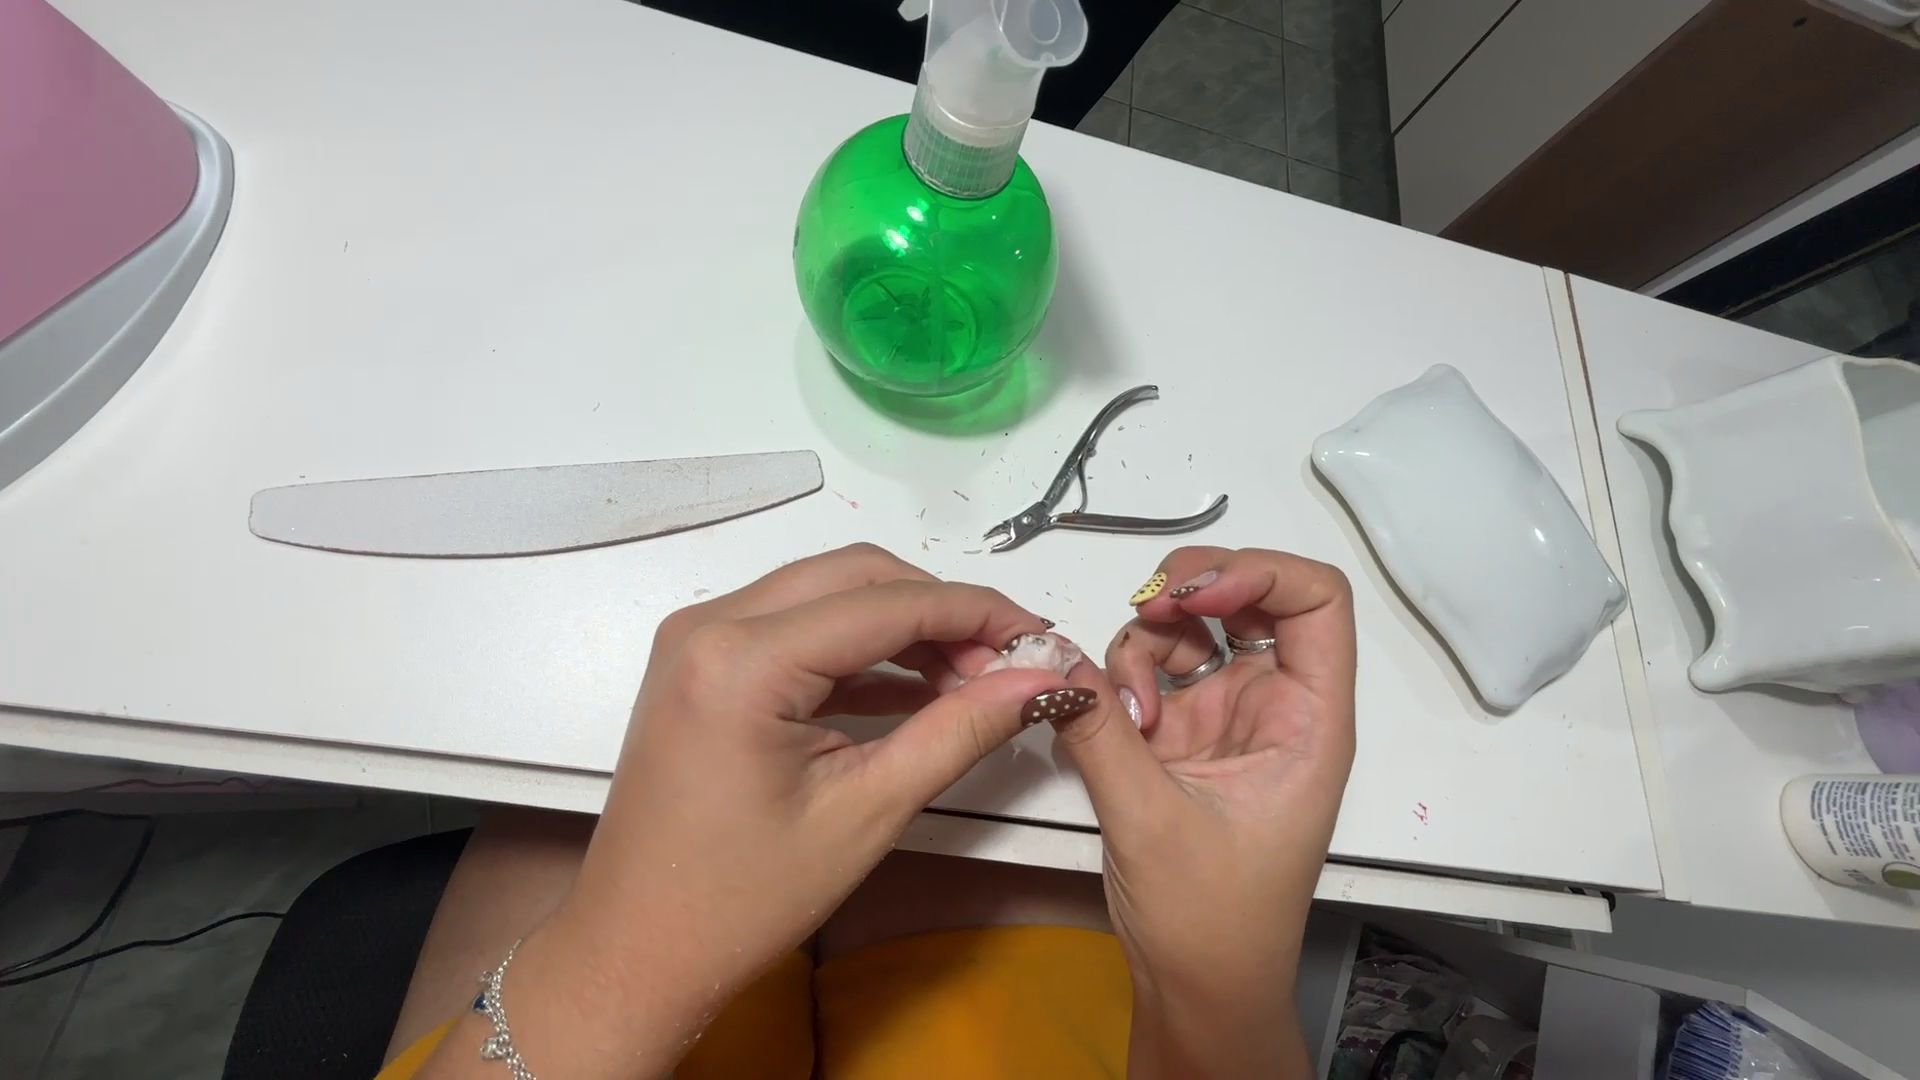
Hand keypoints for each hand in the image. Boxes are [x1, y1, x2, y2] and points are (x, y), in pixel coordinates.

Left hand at [478, 544, 1093, 1079]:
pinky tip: (914, 684)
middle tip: (1001, 661)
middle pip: (859, 575)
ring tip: (967, 676)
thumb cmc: (744, 898)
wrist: (635, 949)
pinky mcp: (706, 656)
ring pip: (831, 591)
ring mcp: (701, 634)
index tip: (1036, 637)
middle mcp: (713, 623)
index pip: (887, 603)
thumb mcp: (868, 811)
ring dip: (904, 625)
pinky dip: (862, 647)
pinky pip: (800, 625)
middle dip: (940, 610)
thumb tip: (1039, 681)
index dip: (975, 611)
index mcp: (743, 660)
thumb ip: (960, 730)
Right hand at [1054, 547, 1356, 1078]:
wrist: (1195, 984)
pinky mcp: (1181, 727)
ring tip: (1129, 710)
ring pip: (1190, 625)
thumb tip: (1050, 657)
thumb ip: (1099, 729)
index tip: (1192, 598)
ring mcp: (1224, 710)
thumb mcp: (1150, 818)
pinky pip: (1151, 665)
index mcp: (1306, 719)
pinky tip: (1119, 719)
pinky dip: (1125, 672)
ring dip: (1147, 639)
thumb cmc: (1209, 918)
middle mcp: (1271, 701)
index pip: (1316, 601)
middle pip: (1248, 595)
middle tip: (1144, 612)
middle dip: (1190, 589)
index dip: (1260, 574)